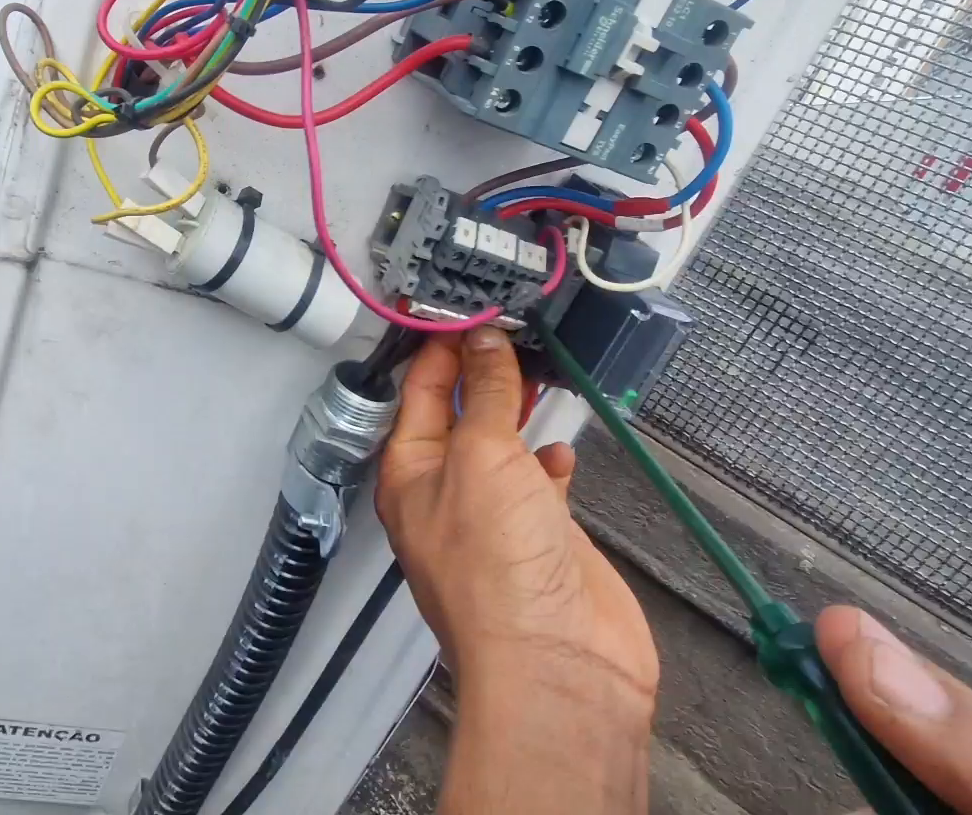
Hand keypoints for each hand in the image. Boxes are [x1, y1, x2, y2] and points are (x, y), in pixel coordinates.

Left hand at [377, 328, 657, 812]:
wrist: (559, 663)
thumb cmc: (497, 562)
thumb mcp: (482, 457)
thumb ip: (486, 395)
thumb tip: (483, 338)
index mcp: (410, 471)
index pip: (420, 392)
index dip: (438, 349)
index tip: (462, 308)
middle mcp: (445, 489)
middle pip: (460, 414)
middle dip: (480, 372)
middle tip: (507, 326)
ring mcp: (494, 514)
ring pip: (500, 444)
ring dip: (515, 409)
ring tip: (536, 367)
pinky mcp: (539, 535)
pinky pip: (536, 482)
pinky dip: (547, 461)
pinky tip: (561, 451)